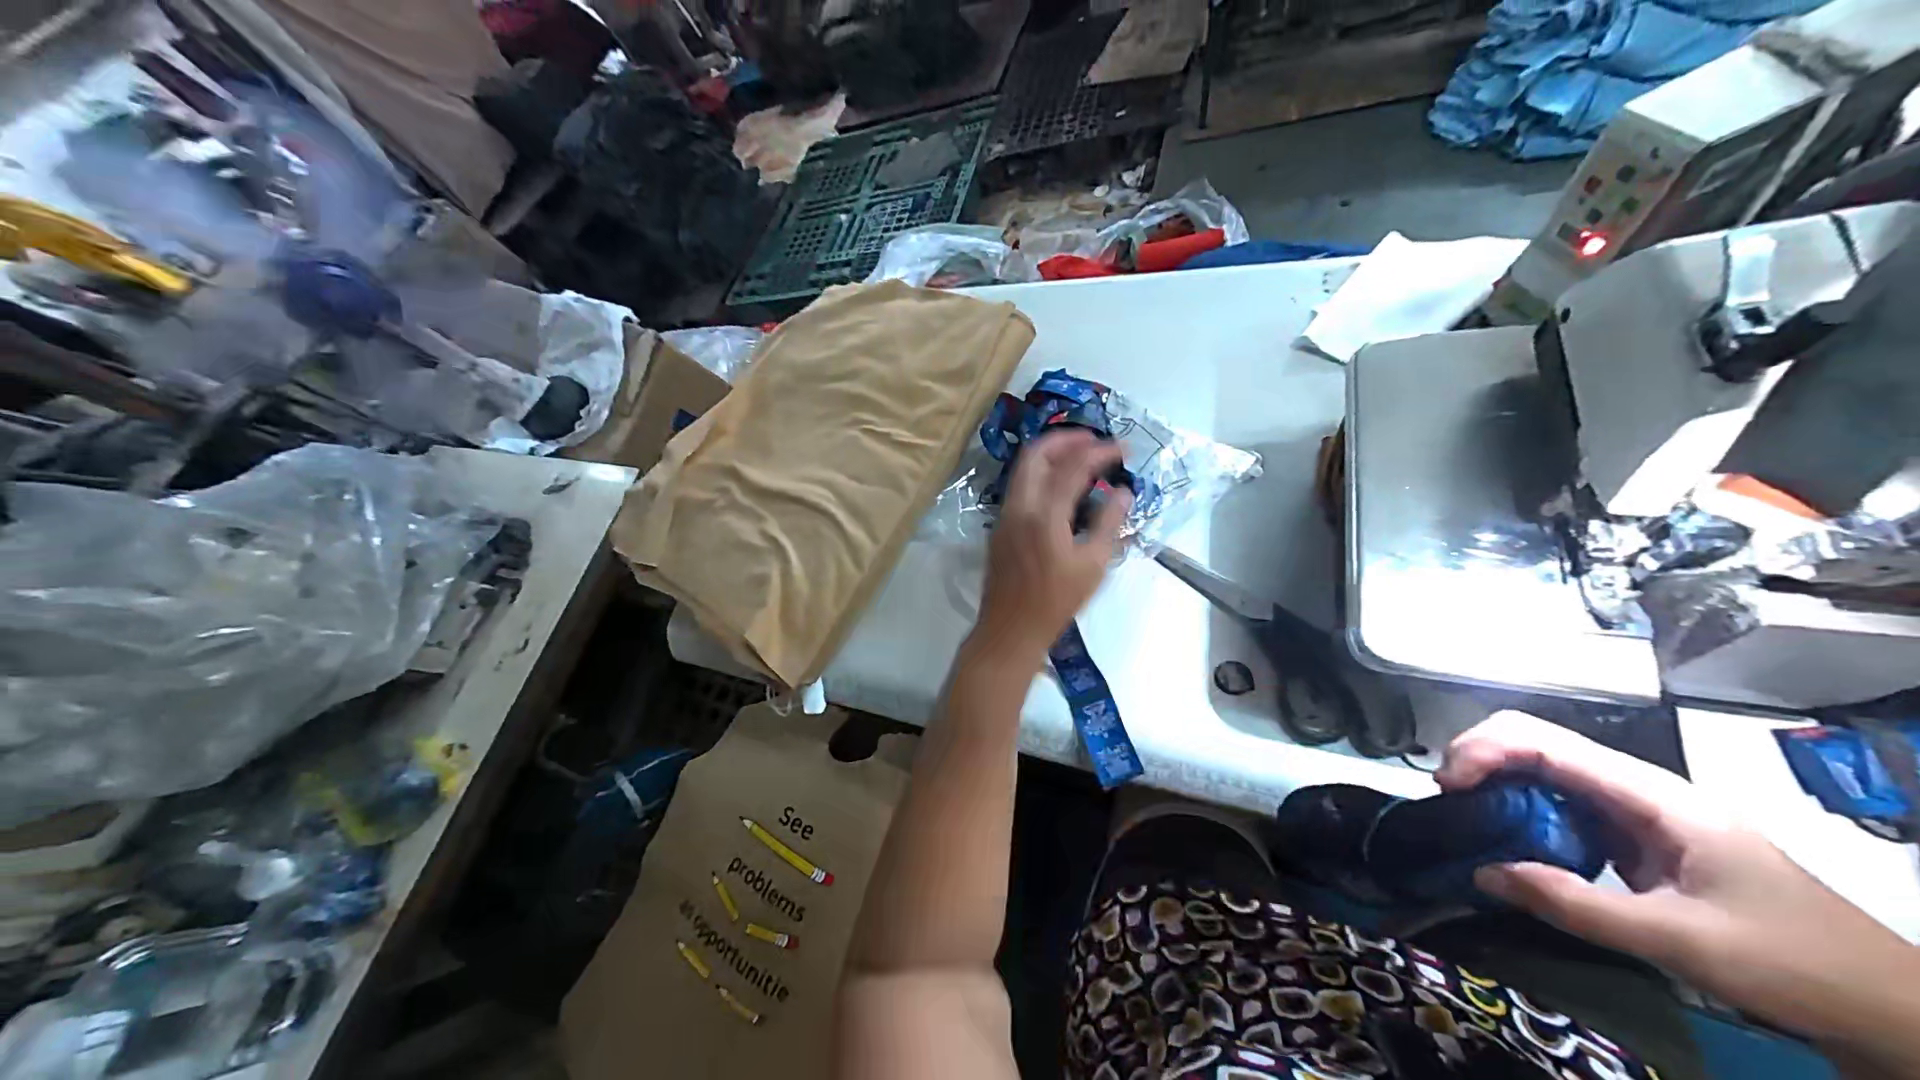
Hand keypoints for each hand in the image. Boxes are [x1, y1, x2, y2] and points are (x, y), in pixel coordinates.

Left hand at [974, 430, 1131, 661]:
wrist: (1010, 629)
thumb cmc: (1055, 602)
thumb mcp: (1093, 566)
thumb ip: (1109, 523)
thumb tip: (1123, 492)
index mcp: (1043, 515)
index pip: (1073, 466)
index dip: (1099, 451)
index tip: (1122, 449)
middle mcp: (1018, 506)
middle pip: (1036, 453)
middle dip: (1066, 439)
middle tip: (1094, 441)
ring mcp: (1004, 515)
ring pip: (1023, 468)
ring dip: (1051, 455)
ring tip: (1081, 457)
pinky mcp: (1000, 526)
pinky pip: (1019, 486)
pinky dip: (1041, 474)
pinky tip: (1062, 487)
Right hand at [1440, 712, 1919, 1071]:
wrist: (1886, 1005)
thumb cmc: (1793, 962)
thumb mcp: (1679, 940)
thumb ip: (1575, 905)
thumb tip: (1482, 873)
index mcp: (1654, 795)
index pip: (1546, 741)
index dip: (1485, 749)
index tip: (1448, 787)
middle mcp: (1640, 789)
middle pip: (1538, 742)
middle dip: (1481, 756)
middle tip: (1447, 798)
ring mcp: (1639, 811)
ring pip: (1546, 769)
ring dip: (1496, 780)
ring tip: (1464, 813)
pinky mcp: (1635, 835)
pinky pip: (1562, 804)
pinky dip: (1521, 808)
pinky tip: (1506, 836)